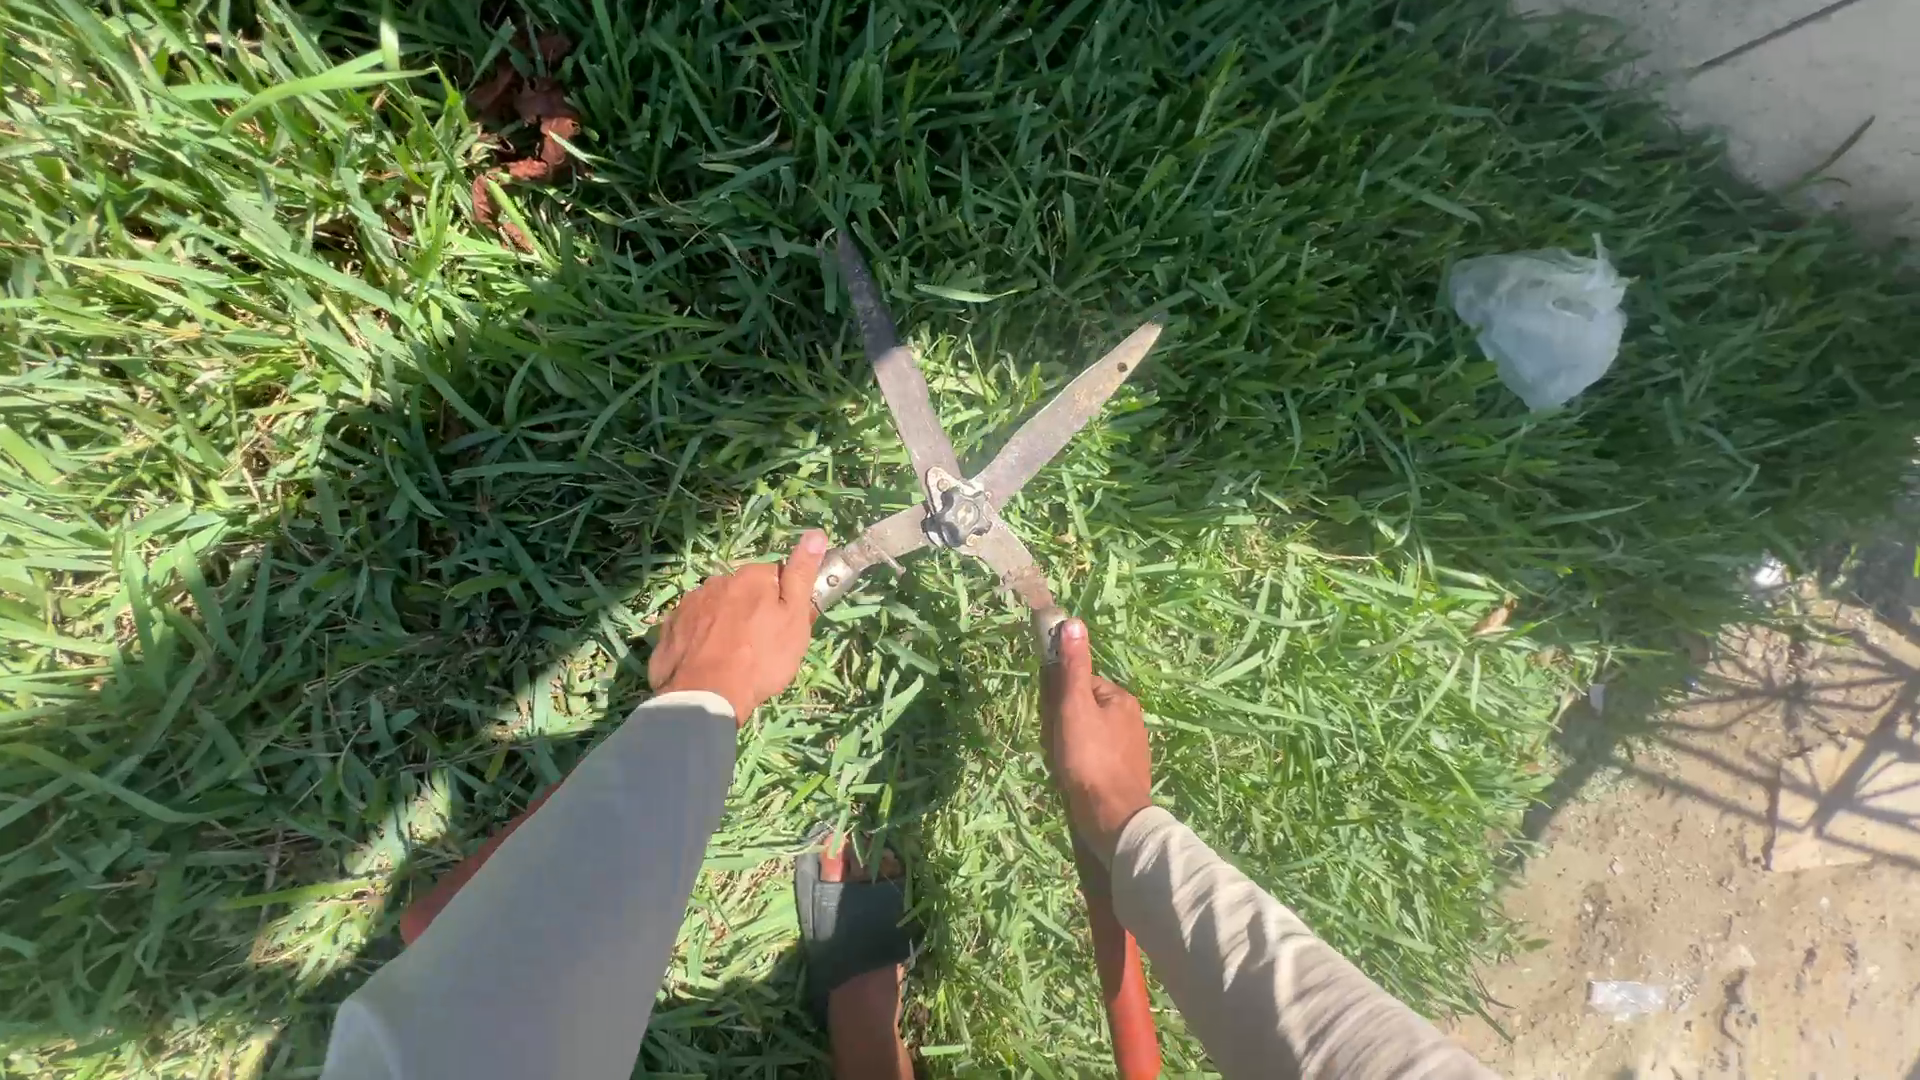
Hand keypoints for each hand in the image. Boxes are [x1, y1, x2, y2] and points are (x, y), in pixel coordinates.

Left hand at [649, 531, 828, 724]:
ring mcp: (688, 605)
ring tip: (733, 657)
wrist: (706, 695)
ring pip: (716, 609)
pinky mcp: (668, 630)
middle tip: (762, 645)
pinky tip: (707, 661)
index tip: (786, 626)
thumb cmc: (762, 657)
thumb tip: (815, 534)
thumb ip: (802, 575)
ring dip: (724, 623)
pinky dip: (700, 640)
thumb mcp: (795, 618)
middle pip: (743, 592)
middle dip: (752, 610)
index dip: (784, 601)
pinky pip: (692, 629)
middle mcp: (716, 582)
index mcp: (750, 577)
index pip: (774, 577)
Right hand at [1040, 619, 1152, 865]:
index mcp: (1120, 699)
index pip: (1079, 684)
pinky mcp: (1124, 775)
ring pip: (1086, 736)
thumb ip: (1073, 665)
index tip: (1051, 719)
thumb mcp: (1074, 705)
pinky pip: (1093, 759)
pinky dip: (1079, 766)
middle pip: (1082, 710)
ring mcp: (1130, 749)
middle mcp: (1130, 720)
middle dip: (1062, 726)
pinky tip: (1072, 779)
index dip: (1058, 700)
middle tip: (1056, 746)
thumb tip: (1073, 622)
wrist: (1111, 818)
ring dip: (1067, 748)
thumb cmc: (1089, 756)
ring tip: (1062, 765)